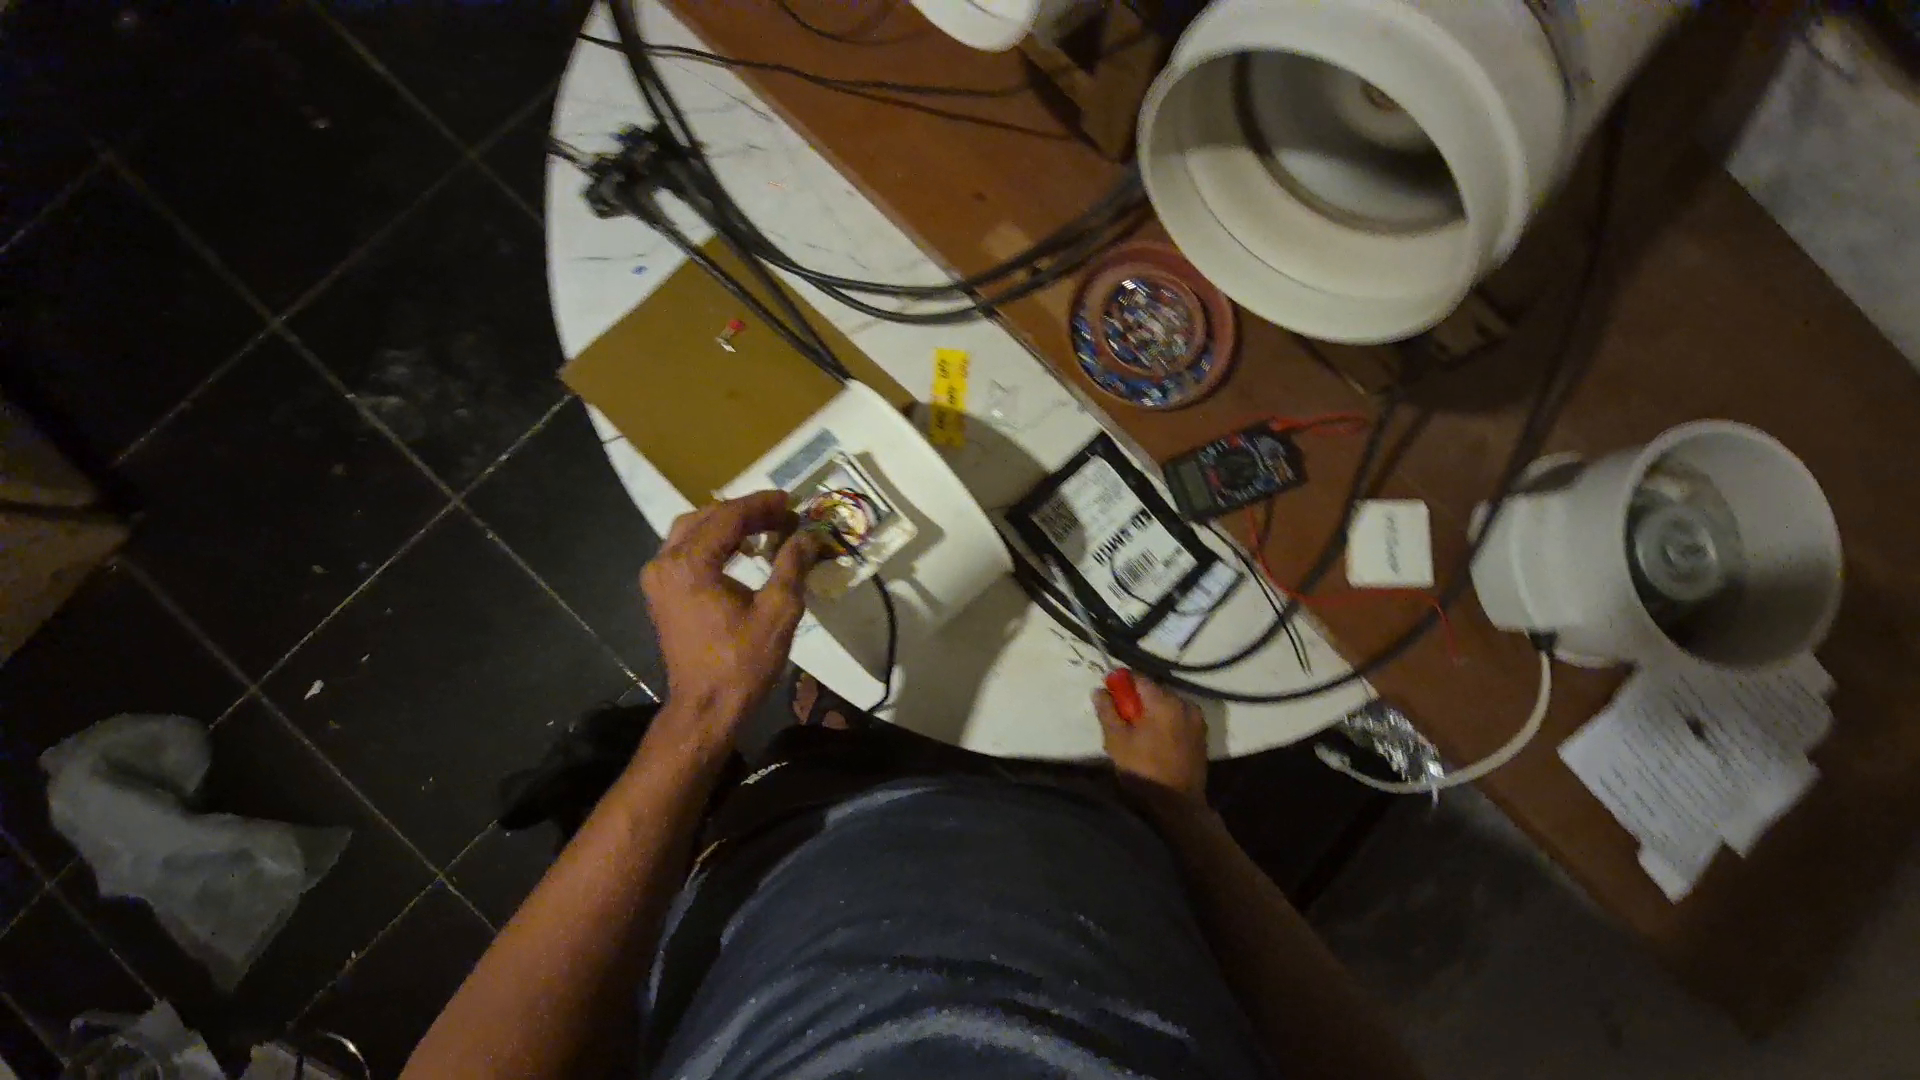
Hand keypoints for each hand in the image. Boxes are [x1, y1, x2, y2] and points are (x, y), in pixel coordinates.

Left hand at [641, 491, 819, 723]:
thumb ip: (792, 565)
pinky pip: (686, 551)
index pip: (728, 516)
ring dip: (729, 525)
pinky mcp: (661, 592)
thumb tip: (809, 536)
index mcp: (690, 563)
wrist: (706, 707)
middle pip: (707, 517)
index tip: (792, 502)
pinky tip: (743, 551)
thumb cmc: (743, 662)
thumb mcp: (778, 611)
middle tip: (783, 515)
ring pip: (693, 531)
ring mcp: (657, 578)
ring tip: (767, 528)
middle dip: (746, 512)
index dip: (763, 505)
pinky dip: (714, 543)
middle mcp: (665, 562)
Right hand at [1096, 676, 1207, 805]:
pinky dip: (1166, 722)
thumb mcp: (1116, 740)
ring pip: (1167, 705)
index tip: (1110, 695)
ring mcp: (1197, 720)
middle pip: (1154, 691)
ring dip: (1152, 711)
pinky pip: (1178, 718)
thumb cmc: (1143, 770)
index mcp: (1164, 702)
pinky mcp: (1202, 735)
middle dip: (1137, 699)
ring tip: (1138, 732)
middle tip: (1121, 718)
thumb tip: (1099, 690)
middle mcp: (1185, 704)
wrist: (1177, 806)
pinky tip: (1155, 740)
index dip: (1121, 683)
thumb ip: (1107, 711)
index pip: (1139, 678)